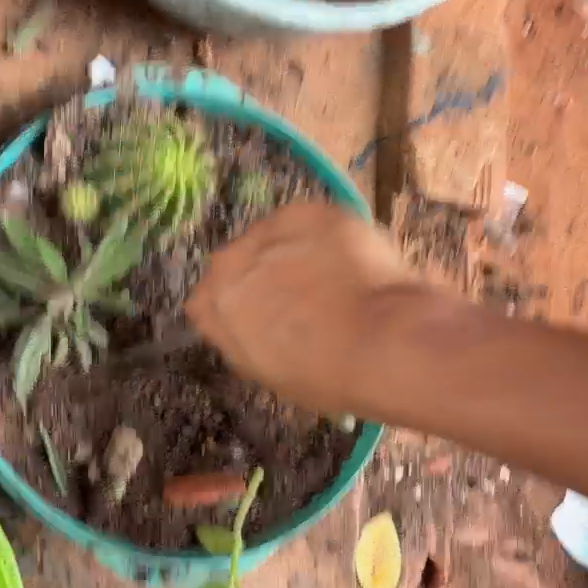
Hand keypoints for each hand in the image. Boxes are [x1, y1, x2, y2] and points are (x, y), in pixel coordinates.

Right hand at [187, 201, 431, 416]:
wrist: (380, 343)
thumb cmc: (324, 375)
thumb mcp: (266, 372)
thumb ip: (245, 339)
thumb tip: (255, 326)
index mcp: (210, 306)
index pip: (208, 300)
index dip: (240, 306)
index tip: (264, 317)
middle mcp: (226, 262)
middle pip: (237, 262)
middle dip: (262, 275)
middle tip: (301, 297)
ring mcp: (264, 232)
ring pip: (273, 239)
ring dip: (294, 253)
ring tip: (334, 278)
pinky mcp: (303, 212)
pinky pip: (308, 221)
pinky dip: (325, 236)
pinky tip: (350, 259)